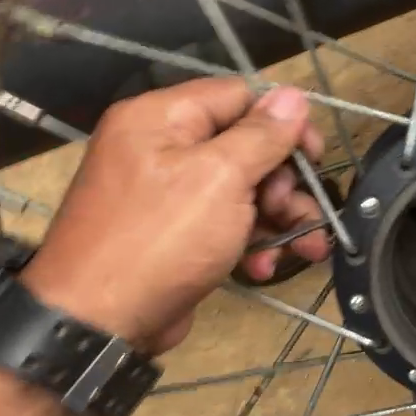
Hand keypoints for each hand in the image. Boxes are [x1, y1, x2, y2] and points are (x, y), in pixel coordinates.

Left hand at [21, 78, 332, 353]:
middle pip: (250, 147)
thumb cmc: (162, 238)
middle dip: (285, 184)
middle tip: (293, 212)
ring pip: (248, 189)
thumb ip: (261, 135)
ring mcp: (172, 192)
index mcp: (163, 118)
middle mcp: (165, 147)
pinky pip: (230, 221)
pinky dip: (254, 242)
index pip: (241, 97)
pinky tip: (263, 266)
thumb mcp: (221, 178)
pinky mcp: (181, 230)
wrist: (102, 319)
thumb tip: (293, 95)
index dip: (283, 123)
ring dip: (282, 220)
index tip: (314, 158)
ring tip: (302, 250)